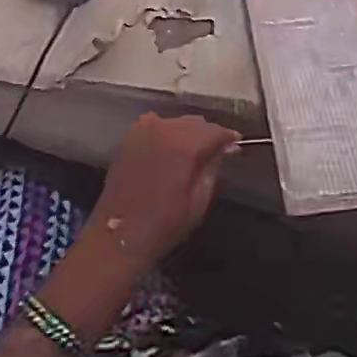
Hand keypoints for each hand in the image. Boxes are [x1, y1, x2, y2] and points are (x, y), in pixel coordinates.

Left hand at [87, 114, 238, 269]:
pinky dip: (166, 132)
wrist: (120, 234)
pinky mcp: (128, 138)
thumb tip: (226, 148)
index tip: (236, 146)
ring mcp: (142, 130)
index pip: (215, 130)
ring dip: (187, 132)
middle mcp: (163, 129)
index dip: (228, 138)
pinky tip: (169, 148)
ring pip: (175, 122)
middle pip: (195, 123)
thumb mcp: (199, 200)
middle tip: (217, 152)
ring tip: (194, 152)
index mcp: (184, 145)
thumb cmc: (164, 224)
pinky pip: (155, 125)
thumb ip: (213, 167)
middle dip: (208, 134)